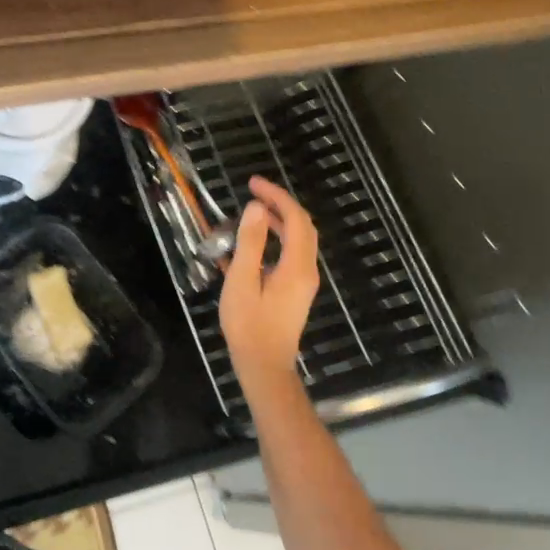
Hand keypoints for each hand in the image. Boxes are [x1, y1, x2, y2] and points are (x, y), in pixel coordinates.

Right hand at [220, 176, 319, 402]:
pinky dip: (275, 239)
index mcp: (297, 266)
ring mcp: (303, 282)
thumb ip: (250, 243)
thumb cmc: (249, 324)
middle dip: (280, 204)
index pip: (295, 219)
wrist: (264, 366)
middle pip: (302, 227)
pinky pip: (290, 255)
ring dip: (277, 221)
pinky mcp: (295, 291)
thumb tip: (256, 208)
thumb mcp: (242, 281)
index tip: (252, 183)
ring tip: (250, 211)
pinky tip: (250, 243)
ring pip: (298, 241)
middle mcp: (307, 271)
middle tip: (253, 190)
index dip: (277, 196)